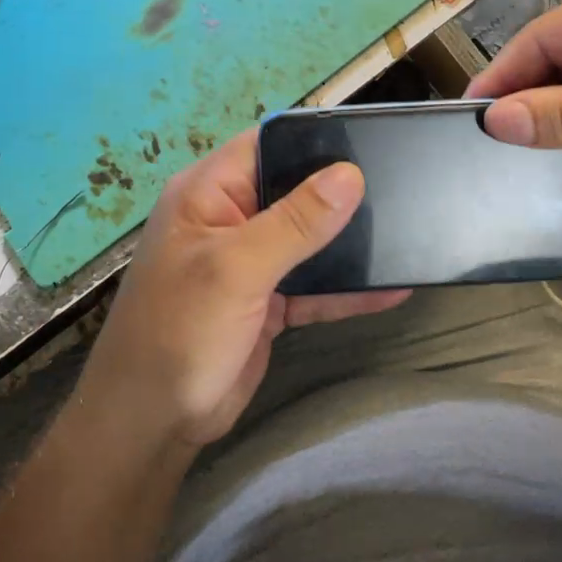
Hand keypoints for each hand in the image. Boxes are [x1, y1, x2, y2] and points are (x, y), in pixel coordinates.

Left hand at [76, 130, 409, 448]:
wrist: (153, 421)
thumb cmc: (181, 330)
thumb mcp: (237, 269)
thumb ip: (295, 222)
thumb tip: (349, 174)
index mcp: (207, 192)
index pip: (265, 146)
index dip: (312, 141)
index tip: (370, 141)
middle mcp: (227, 218)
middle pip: (292, 190)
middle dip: (340, 192)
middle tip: (403, 185)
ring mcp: (247, 262)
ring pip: (306, 239)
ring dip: (347, 241)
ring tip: (409, 230)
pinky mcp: (264, 302)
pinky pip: (311, 285)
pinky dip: (344, 288)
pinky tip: (392, 288)